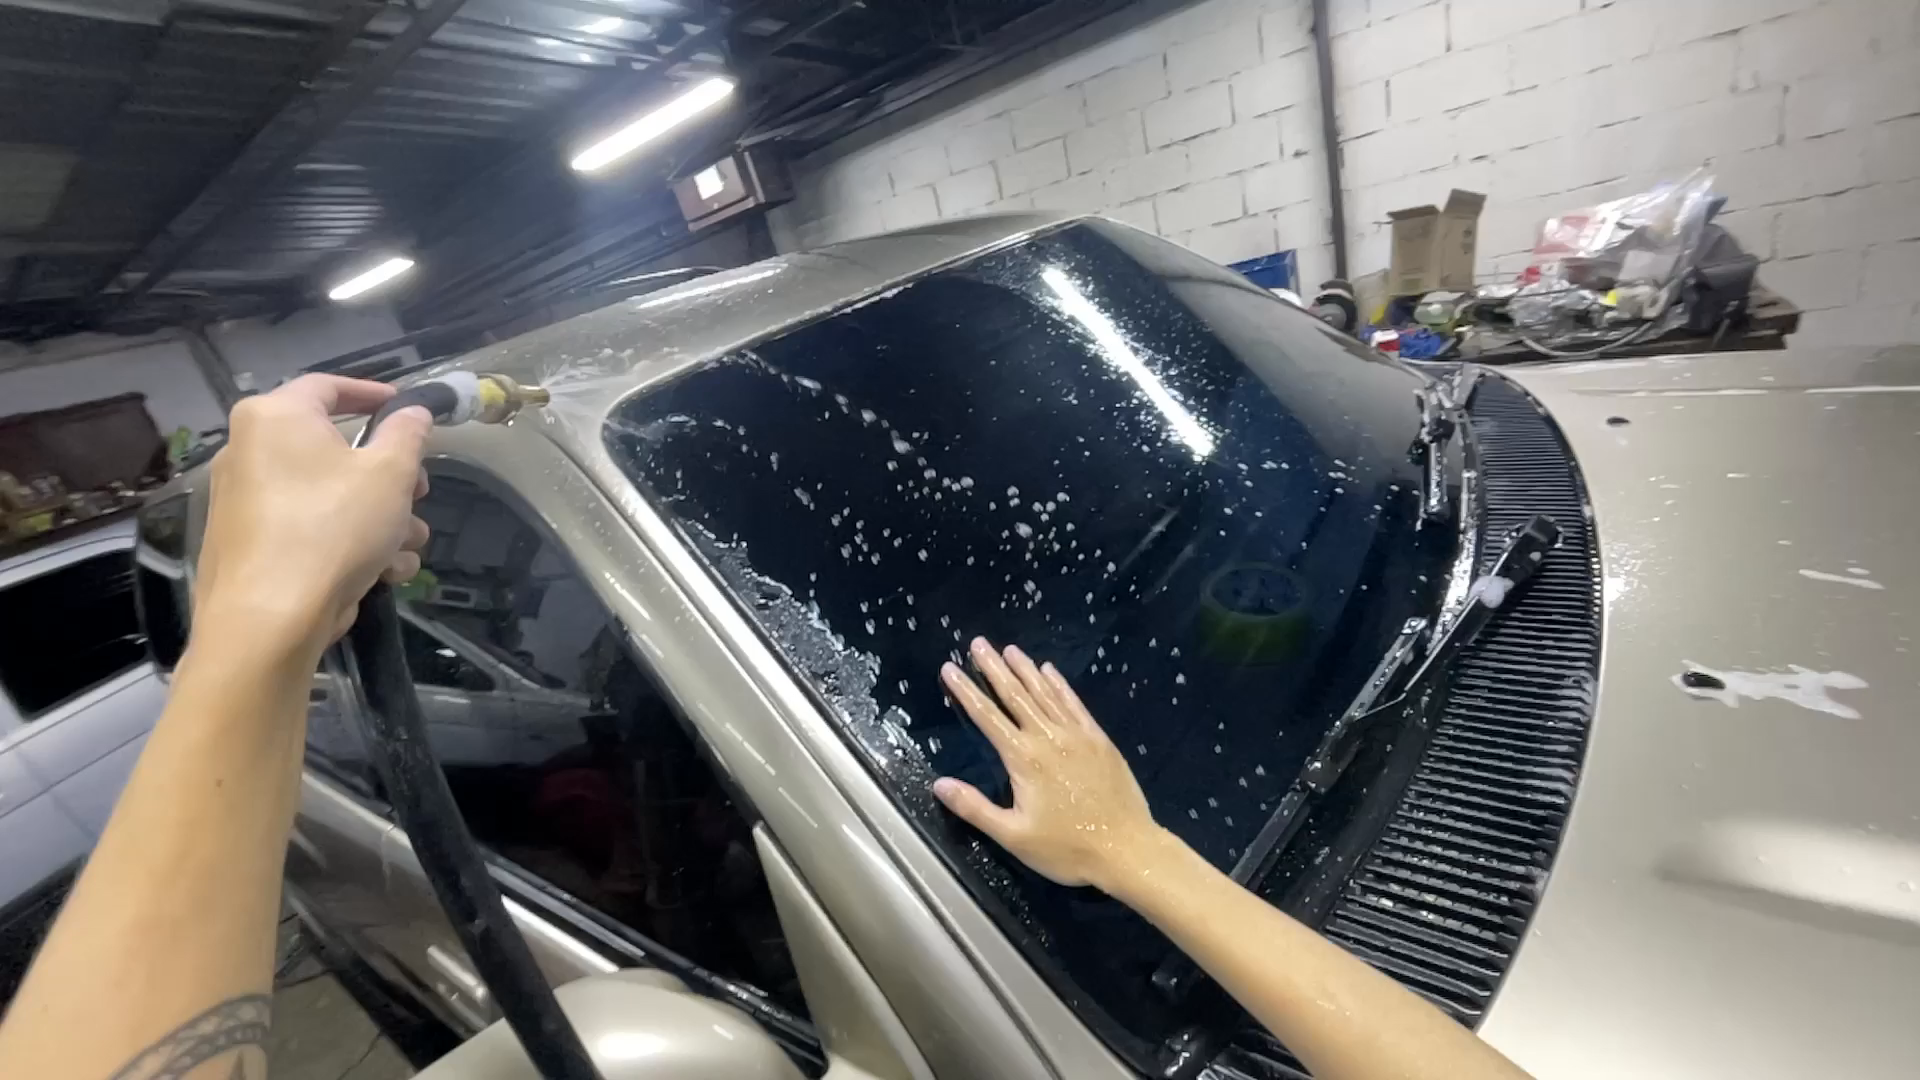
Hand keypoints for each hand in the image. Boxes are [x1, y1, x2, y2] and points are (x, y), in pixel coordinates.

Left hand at [192, 375, 432, 661]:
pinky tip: (382, 570)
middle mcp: (253, 451)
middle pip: (340, 447)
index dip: (374, 392)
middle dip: (393, 475)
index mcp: (276, 420)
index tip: (410, 407)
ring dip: (386, 517)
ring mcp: (252, 499)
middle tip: (421, 492)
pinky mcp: (258, 540)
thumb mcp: (391, 473)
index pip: (327, 386)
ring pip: (339, 493)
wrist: (272, 612)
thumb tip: (413, 411)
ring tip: (406, 546)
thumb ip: (407, 434)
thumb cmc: (335, 526)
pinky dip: (356, 541)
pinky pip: (320, 525)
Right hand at [935, 638, 1168, 892]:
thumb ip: (975, 808)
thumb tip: (939, 784)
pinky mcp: (1098, 738)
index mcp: (1023, 758)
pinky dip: (1059, 684)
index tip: (950, 668)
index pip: (987, 716)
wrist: (1126, 849)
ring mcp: (1076, 734)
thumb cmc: (1066, 848)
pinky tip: (1050, 670)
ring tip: (1008, 649)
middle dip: (994, 668)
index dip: (966, 691)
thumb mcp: (1013, 836)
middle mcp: (1047, 736)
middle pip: (1015, 694)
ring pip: (1044, 693)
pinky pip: (1074, 703)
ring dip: (1025, 669)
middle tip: (977, 643)